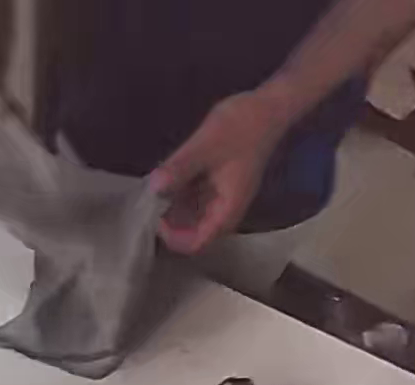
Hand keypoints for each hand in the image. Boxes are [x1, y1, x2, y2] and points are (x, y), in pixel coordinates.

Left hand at [149, 92, 292, 254]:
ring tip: (153, 192)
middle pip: (193, 235)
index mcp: (225, 212)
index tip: (154, 218)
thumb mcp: (207, 146)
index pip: (196, 244)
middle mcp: (224, 214)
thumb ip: (181, 168)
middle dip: (170, 225)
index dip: (173, 238)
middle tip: (148, 204)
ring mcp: (221, 202)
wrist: (267, 110)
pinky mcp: (217, 189)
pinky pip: (195, 202)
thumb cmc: (242, 127)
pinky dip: (179, 196)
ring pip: (192, 219)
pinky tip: (166, 181)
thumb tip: (154, 187)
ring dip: (172, 211)